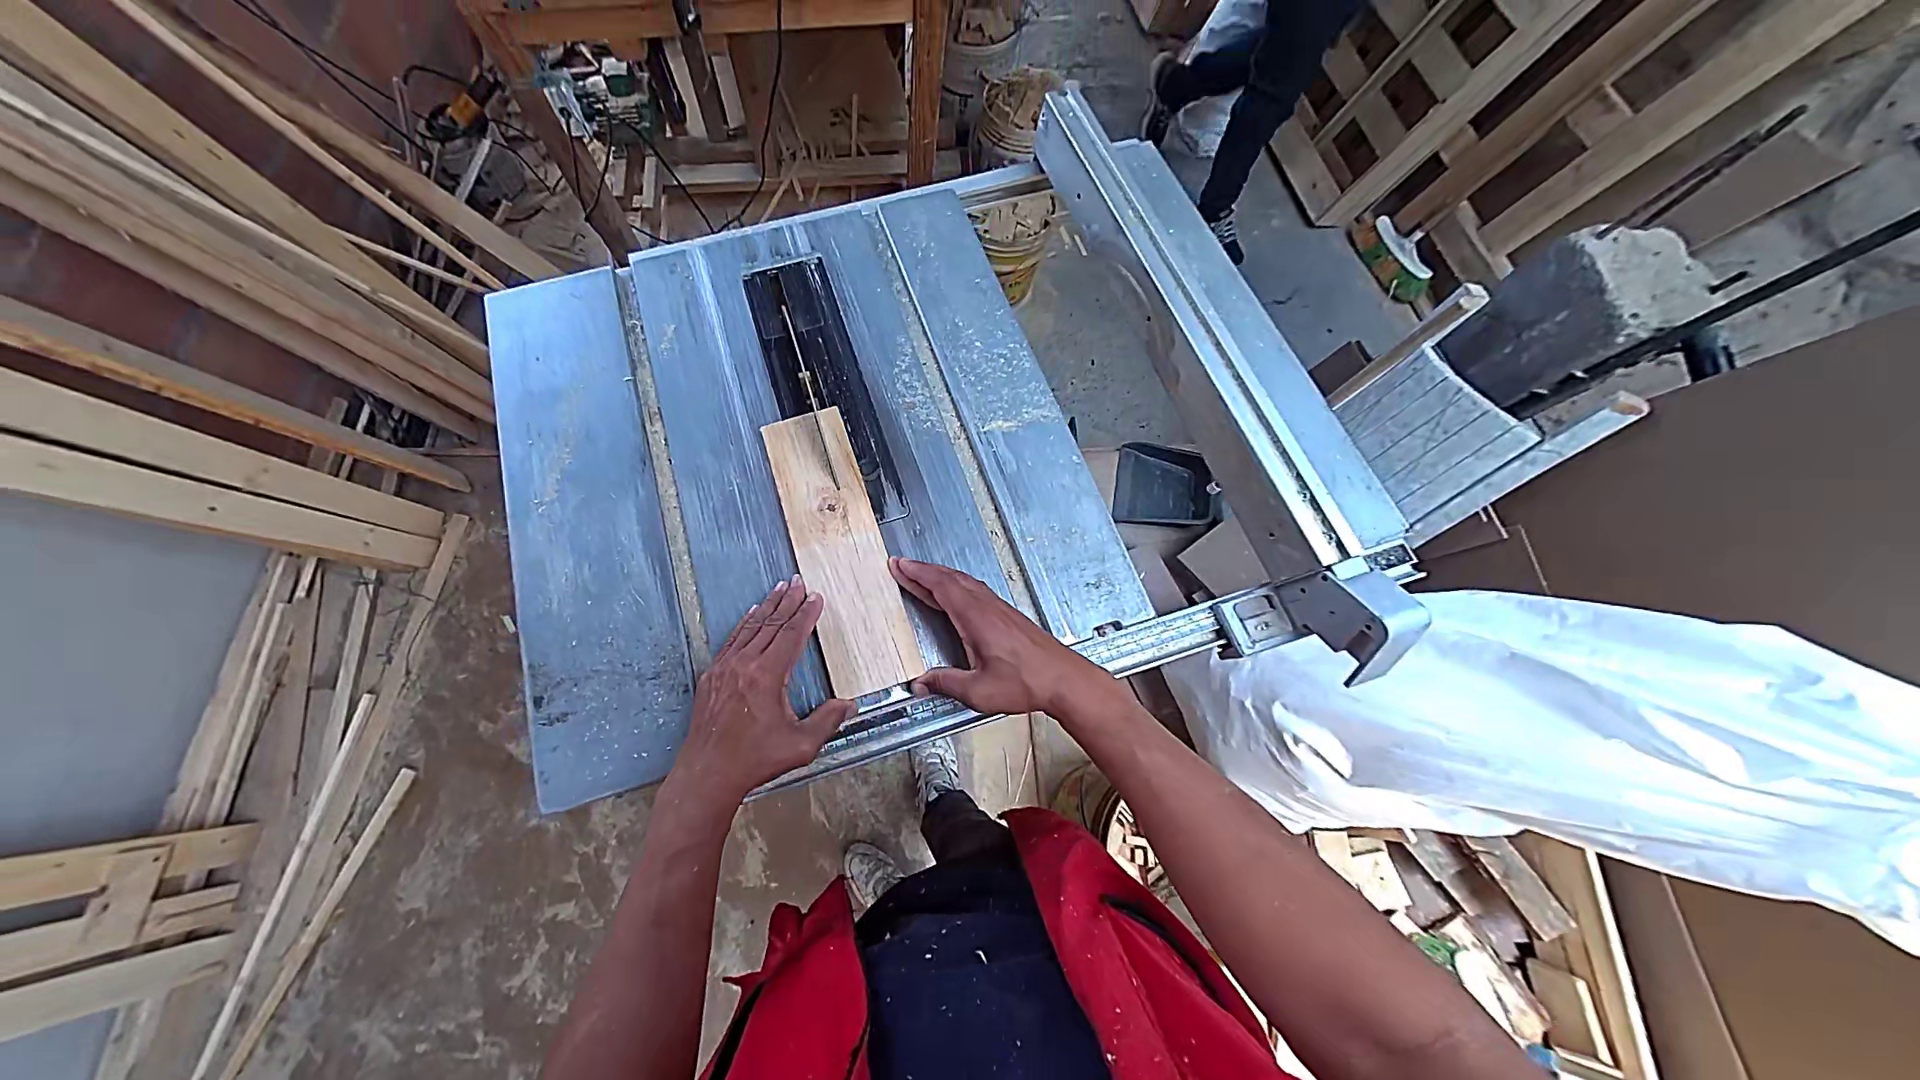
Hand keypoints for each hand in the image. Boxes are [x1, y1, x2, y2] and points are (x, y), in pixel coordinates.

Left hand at [667, 576, 854, 805]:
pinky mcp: (712, 677)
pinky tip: (752, 614)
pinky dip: (745, 624)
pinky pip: (732, 641)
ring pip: (750, 628)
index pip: (790, 636)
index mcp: (766, 676)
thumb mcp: (800, 745)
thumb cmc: (752, 760)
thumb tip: (848, 705)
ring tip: (779, 588)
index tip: (815, 599)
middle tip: (799, 582)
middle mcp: (743, 666)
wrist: (708, 774)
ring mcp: (724, 669)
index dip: (805, 615)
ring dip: (767, 607)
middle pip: (770, 624)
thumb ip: (827, 720)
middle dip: (787, 601)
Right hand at [889, 557, 1128, 717]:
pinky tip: (955, 594)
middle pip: (950, 578)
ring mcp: (999, 609)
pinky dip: (956, 585)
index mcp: (976, 617)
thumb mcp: (979, 690)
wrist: (1064, 679)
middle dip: (923, 570)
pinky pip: (976, 590)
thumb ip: (947, 683)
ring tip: (921, 577)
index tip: (900, 564)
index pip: (941, 586)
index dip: (918, 573)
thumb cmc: (1029, 682)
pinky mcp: (1007, 616)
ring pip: (964, 582)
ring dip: (940, 576)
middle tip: (902, 565)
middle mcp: (988, 607)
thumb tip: (923, 682)